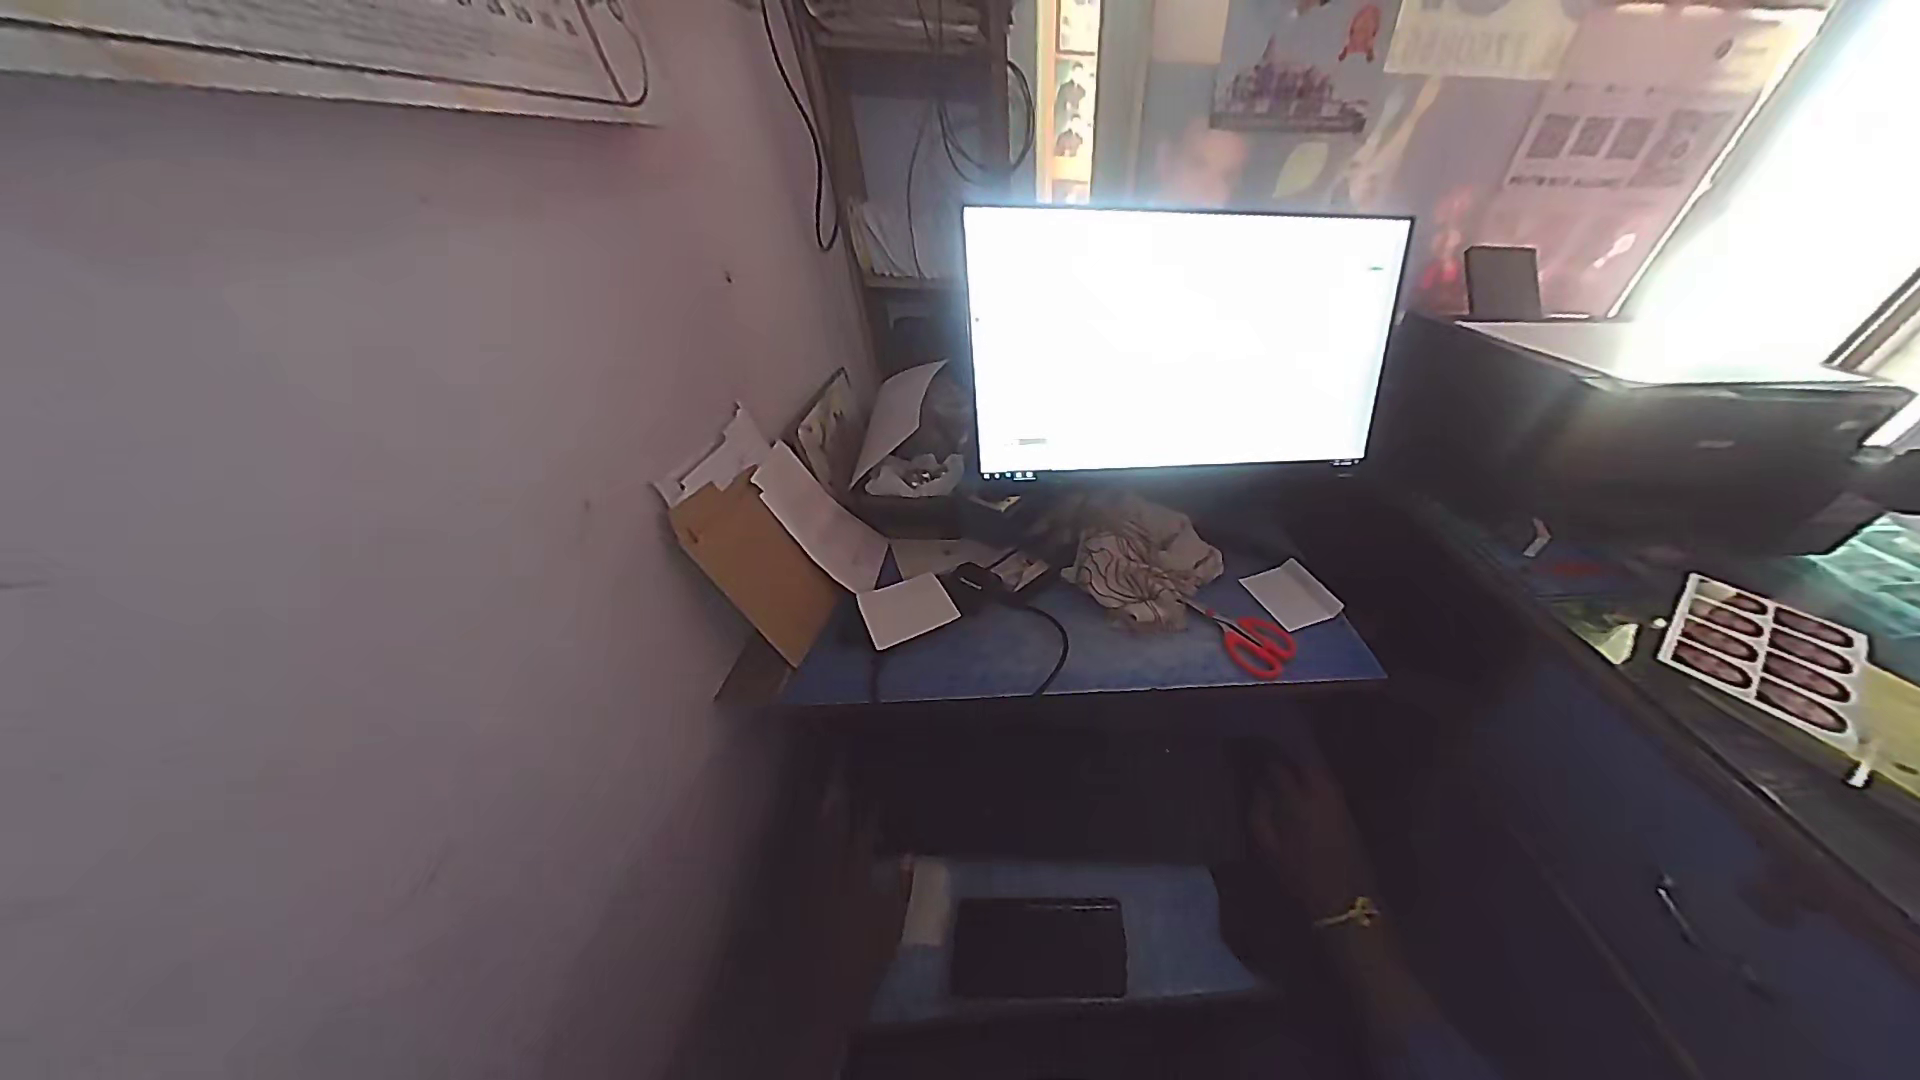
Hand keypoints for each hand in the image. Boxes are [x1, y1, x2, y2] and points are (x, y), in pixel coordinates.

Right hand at [1249, 746, 1375, 921]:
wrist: (1346, 905)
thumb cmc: (1299, 877)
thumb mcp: (1267, 845)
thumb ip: (1259, 808)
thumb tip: (1257, 784)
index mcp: (1296, 799)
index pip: (1275, 764)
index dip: (1260, 752)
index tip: (1246, 744)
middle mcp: (1320, 792)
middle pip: (1303, 757)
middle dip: (1284, 748)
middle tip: (1266, 743)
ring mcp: (1338, 800)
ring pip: (1317, 767)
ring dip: (1300, 758)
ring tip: (1280, 755)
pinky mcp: (1348, 810)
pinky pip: (1325, 781)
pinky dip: (1312, 773)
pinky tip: (1299, 776)